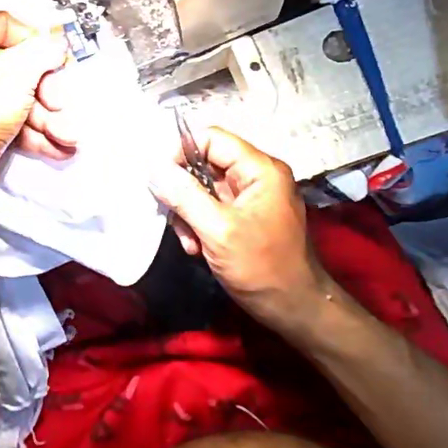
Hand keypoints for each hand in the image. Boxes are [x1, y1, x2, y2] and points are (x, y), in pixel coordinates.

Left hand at [0, 12, 75, 203]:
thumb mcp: (15, 74)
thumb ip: (42, 54)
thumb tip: (55, 45)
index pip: (9, 26)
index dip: (38, 45)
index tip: (59, 65)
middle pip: (18, 68)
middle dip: (47, 94)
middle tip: (60, 108)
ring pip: (17, 101)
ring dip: (47, 120)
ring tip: (69, 139)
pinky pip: (8, 123)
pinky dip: (32, 135)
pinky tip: (58, 148)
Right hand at [147, 128, 336, 333]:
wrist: (293, 309)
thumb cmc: (261, 267)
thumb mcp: (218, 230)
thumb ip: (185, 196)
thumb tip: (154, 169)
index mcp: (260, 170)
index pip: (212, 138)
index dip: (181, 153)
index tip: (161, 180)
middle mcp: (257, 177)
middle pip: (204, 164)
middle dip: (183, 191)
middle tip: (174, 218)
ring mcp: (251, 198)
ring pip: (203, 189)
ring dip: (188, 214)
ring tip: (190, 242)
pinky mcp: (244, 218)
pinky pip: (211, 209)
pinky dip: (199, 225)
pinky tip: (198, 248)